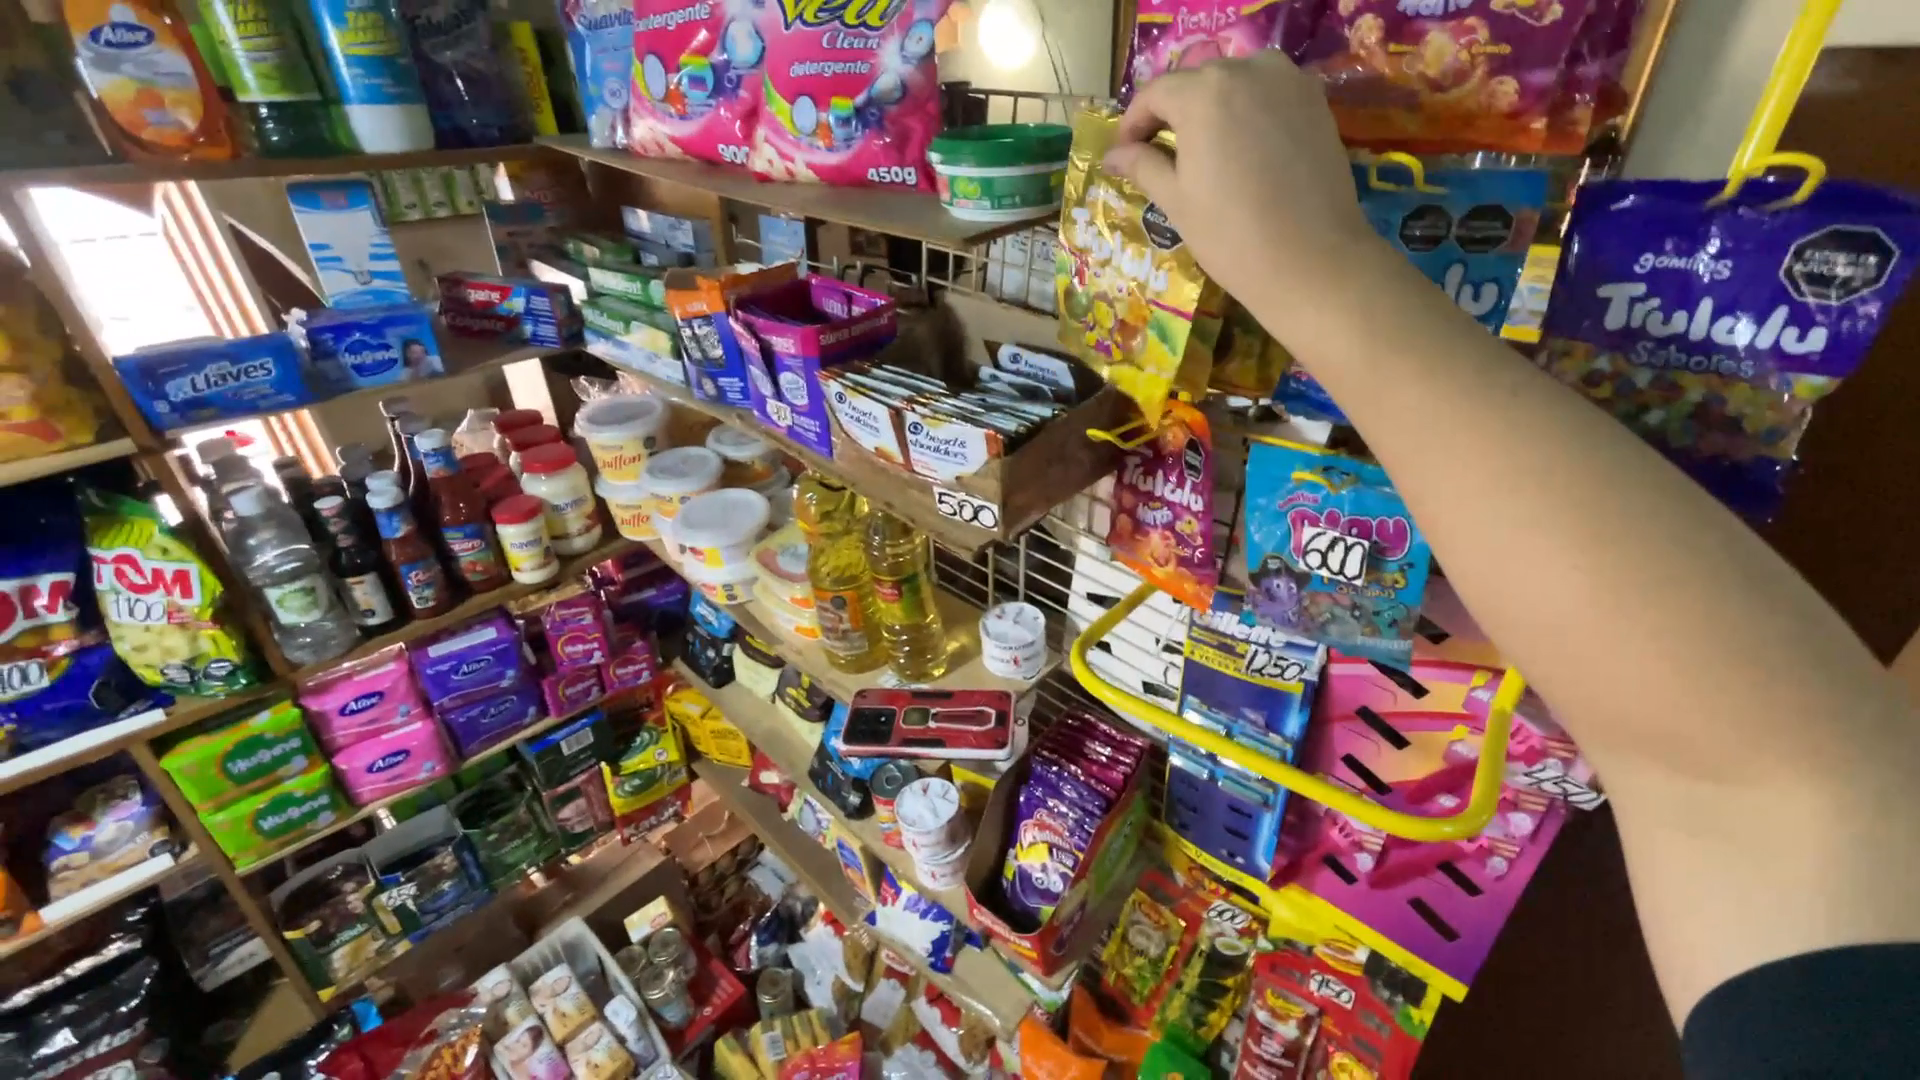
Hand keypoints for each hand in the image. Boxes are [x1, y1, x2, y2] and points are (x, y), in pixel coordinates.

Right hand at [1103, 53, 1376, 308]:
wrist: (1310, 259)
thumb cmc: (1230, 235)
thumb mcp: (1176, 201)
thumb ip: (1143, 166)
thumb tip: (1114, 155)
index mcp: (1203, 93)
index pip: (1154, 94)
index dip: (1132, 124)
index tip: (1124, 155)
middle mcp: (1246, 70)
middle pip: (1195, 82)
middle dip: (1172, 114)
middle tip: (1158, 155)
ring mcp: (1286, 81)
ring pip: (1233, 84)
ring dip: (1210, 111)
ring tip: (1201, 152)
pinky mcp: (1314, 100)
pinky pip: (1266, 94)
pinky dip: (1246, 113)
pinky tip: (1240, 152)